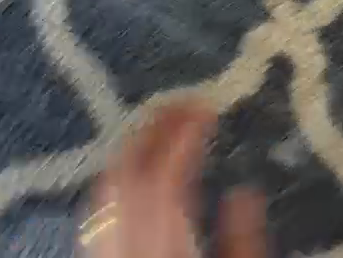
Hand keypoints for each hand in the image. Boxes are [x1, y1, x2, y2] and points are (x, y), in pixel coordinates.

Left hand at [82, 101, 267, 257]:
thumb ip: (241, 240)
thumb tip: (246, 191)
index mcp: (163, 245)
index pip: (165, 176)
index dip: (183, 134)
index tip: (206, 105)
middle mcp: (125, 242)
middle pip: (128, 169)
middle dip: (154, 125)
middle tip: (185, 99)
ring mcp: (103, 246)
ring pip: (108, 182)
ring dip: (134, 142)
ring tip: (164, 119)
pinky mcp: (96, 251)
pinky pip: (98, 201)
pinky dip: (118, 169)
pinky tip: (137, 159)